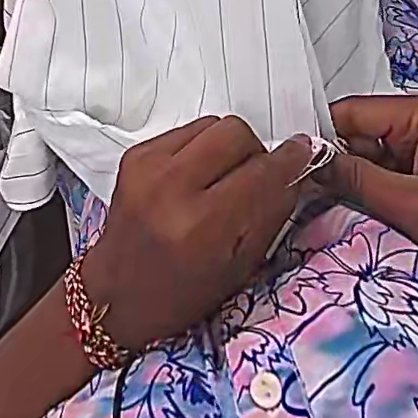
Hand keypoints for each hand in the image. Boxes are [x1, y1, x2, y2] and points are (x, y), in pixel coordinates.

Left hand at [83, 116, 312, 350]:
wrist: (116, 294)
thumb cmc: (182, 292)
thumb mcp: (240, 266)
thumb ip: (272, 211)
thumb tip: (297, 168)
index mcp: (201, 228)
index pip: (261, 173)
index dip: (289, 160)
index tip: (302, 153)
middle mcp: (171, 190)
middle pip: (236, 133)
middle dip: (255, 151)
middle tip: (254, 174)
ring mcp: (147, 168)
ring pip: (213, 124)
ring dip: (228, 145)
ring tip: (222, 176)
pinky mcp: (135, 155)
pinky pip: (188, 129)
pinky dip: (202, 146)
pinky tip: (196, 174)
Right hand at [323, 92, 417, 314]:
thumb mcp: (413, 207)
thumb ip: (355, 177)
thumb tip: (307, 159)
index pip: (353, 112)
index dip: (319, 139)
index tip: (287, 168)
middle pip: (363, 132)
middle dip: (338, 164)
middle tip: (304, 197)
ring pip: (376, 156)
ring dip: (358, 182)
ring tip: (329, 210)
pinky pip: (396, 173)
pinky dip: (378, 193)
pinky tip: (364, 215)